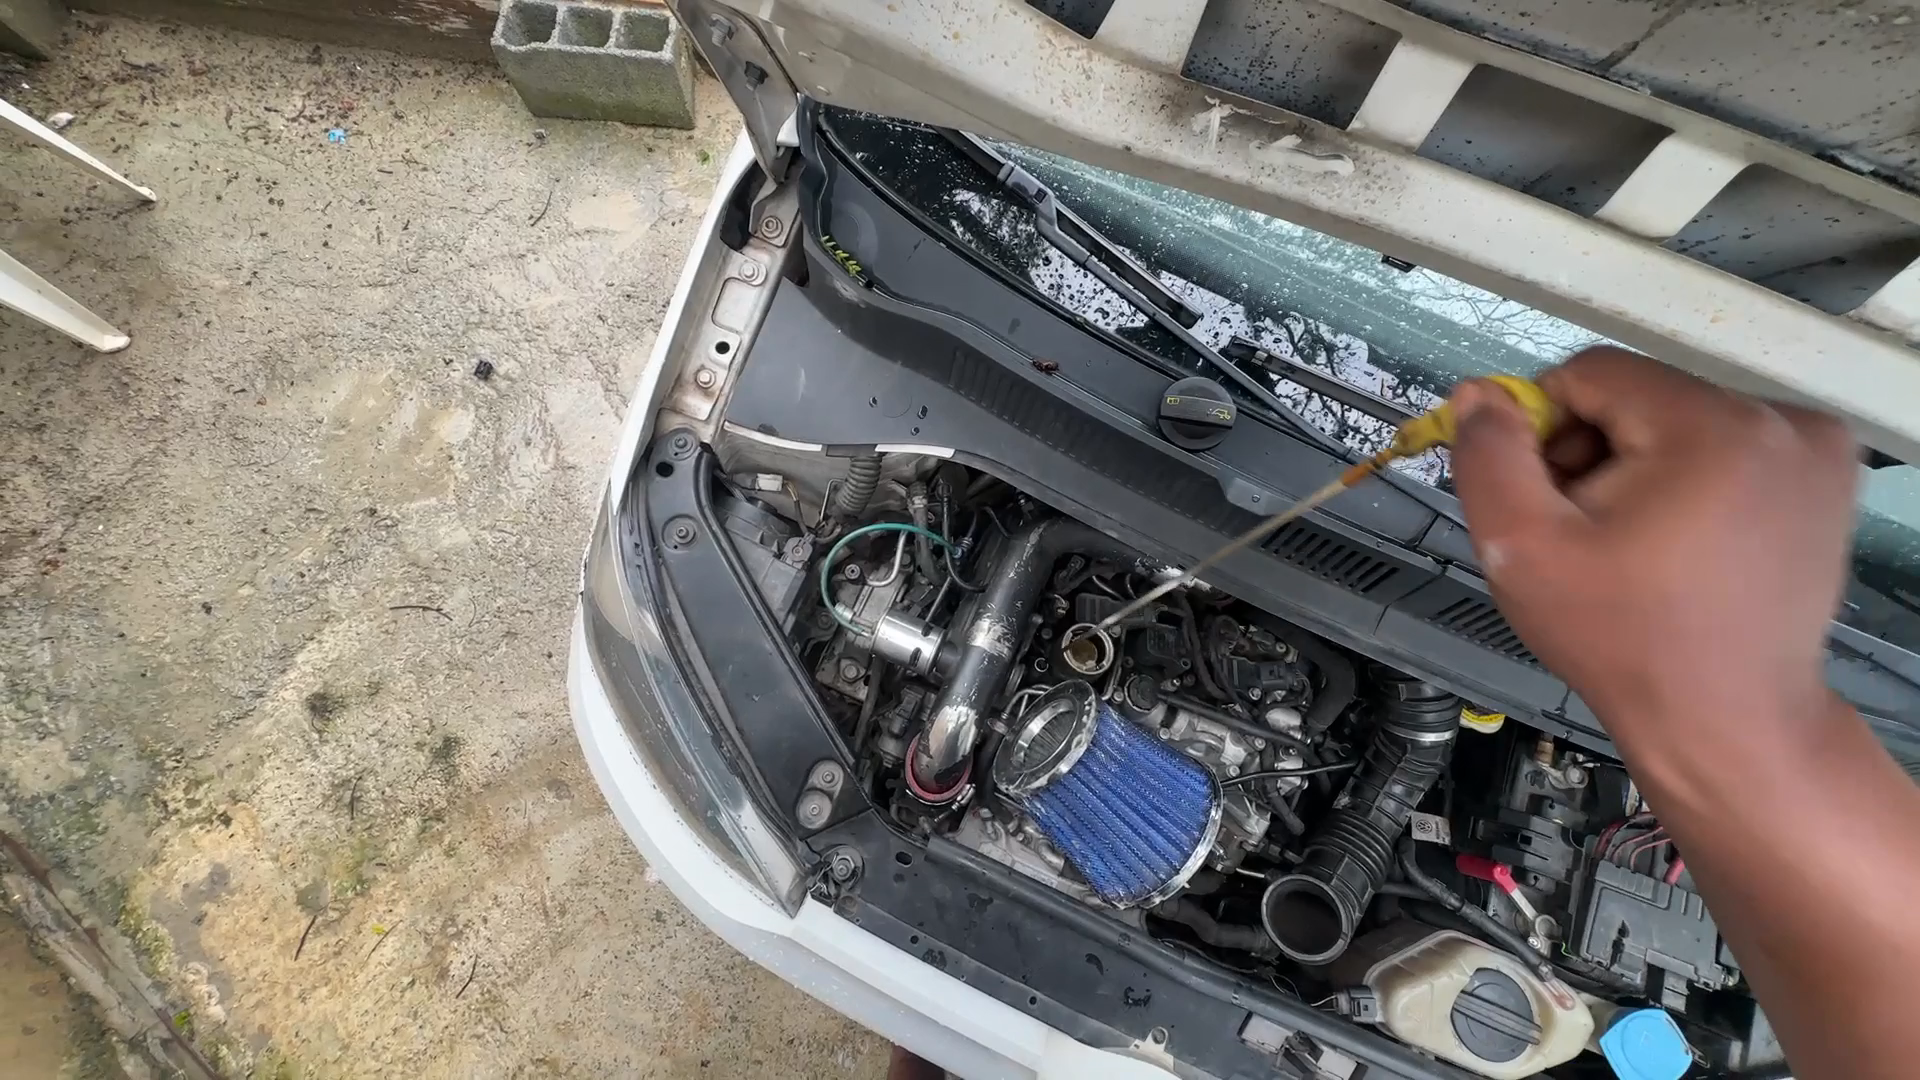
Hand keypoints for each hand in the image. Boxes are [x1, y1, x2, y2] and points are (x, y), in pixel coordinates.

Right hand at [1447, 347, 1858, 729]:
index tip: (1534, 494)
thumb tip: (1475, 392)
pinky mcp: (1821, 480)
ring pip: (1667, 421)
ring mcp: (1815, 451)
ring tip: (1615, 540)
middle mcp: (1784, 422)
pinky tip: (1660, 539)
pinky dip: (1668, 479)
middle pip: (1632, 396)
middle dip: (1581, 451)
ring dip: (1620, 467)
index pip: (1589, 373)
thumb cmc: (1615, 631)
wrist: (1720, 713)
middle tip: (1570, 527)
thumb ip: (1487, 455)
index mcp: (1714, 428)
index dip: (1536, 426)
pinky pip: (1712, 446)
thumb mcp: (1520, 543)